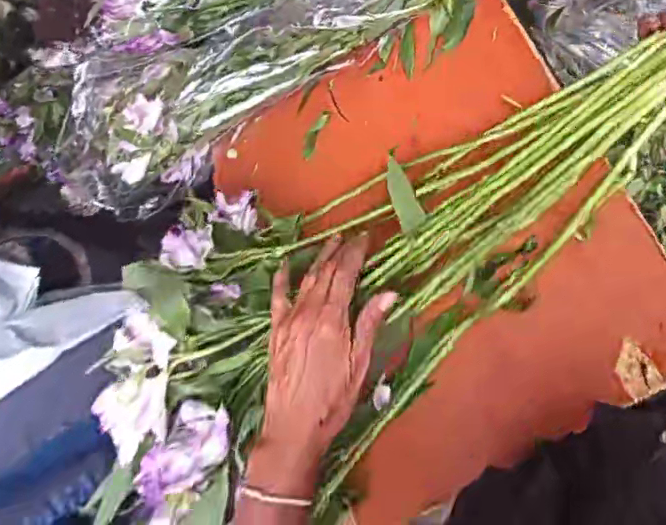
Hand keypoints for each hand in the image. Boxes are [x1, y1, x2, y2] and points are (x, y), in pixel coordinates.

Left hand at [248, 236, 395, 497]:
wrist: (293, 430)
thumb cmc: (332, 401)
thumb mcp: (359, 365)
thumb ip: (370, 324)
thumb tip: (389, 292)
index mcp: (332, 319)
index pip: (345, 274)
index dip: (355, 253)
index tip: (365, 238)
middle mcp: (309, 312)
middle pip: (326, 272)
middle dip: (340, 250)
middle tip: (352, 236)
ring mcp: (289, 320)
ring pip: (306, 279)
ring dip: (319, 257)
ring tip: (331, 241)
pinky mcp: (276, 331)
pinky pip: (278, 297)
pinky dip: (282, 278)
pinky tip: (284, 264)